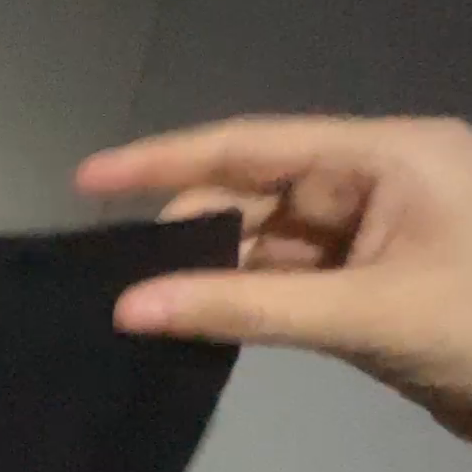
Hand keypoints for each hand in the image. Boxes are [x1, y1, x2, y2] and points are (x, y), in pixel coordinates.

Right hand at [77, 115, 471, 445]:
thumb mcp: (365, 311)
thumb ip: (239, 307)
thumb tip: (125, 309)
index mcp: (387, 161)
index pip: (250, 148)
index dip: (160, 162)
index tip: (84, 180)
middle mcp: (367, 186)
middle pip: (241, 198)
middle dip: (176, 237)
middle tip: (111, 281)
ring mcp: (359, 236)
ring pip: (246, 244)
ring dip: (196, 275)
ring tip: (134, 308)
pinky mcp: (350, 282)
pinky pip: (264, 280)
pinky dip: (223, 301)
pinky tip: (183, 323)